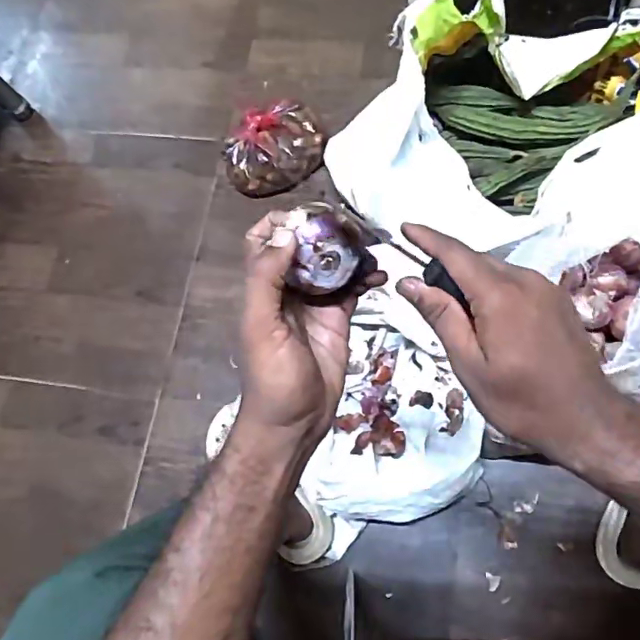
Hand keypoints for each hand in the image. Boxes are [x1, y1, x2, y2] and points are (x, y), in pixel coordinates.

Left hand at [234, 210, 384, 450]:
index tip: (308, 218)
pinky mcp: (337, 319)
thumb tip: (288, 233)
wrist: (294, 422)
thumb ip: (266, 278)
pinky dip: (365, 277)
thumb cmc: (270, 376)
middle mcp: (287, 290)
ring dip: (349, 252)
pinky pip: (352, 289)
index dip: (280, 224)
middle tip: (351, 225)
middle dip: (325, 232)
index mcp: (262, 288)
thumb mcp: (259, 325)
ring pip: (331, 265)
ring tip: (371, 245)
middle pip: (304, 248)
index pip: (263, 241)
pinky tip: (379, 274)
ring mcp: (314, 304)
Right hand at [395, 224, 635, 470]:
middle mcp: (525, 280)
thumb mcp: (470, 365)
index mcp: (500, 295)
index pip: (455, 254)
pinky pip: (516, 282)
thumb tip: (410, 282)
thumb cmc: (521, 401)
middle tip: (423, 290)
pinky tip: (487, 316)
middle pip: (476, 259)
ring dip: (471, 279)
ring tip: (454, 310)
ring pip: (497, 270)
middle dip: (446, 264)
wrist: (587, 419)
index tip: (405, 227)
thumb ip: (441, 318)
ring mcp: (546, 288)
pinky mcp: (558, 300)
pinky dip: (493, 288)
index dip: (427, 238)